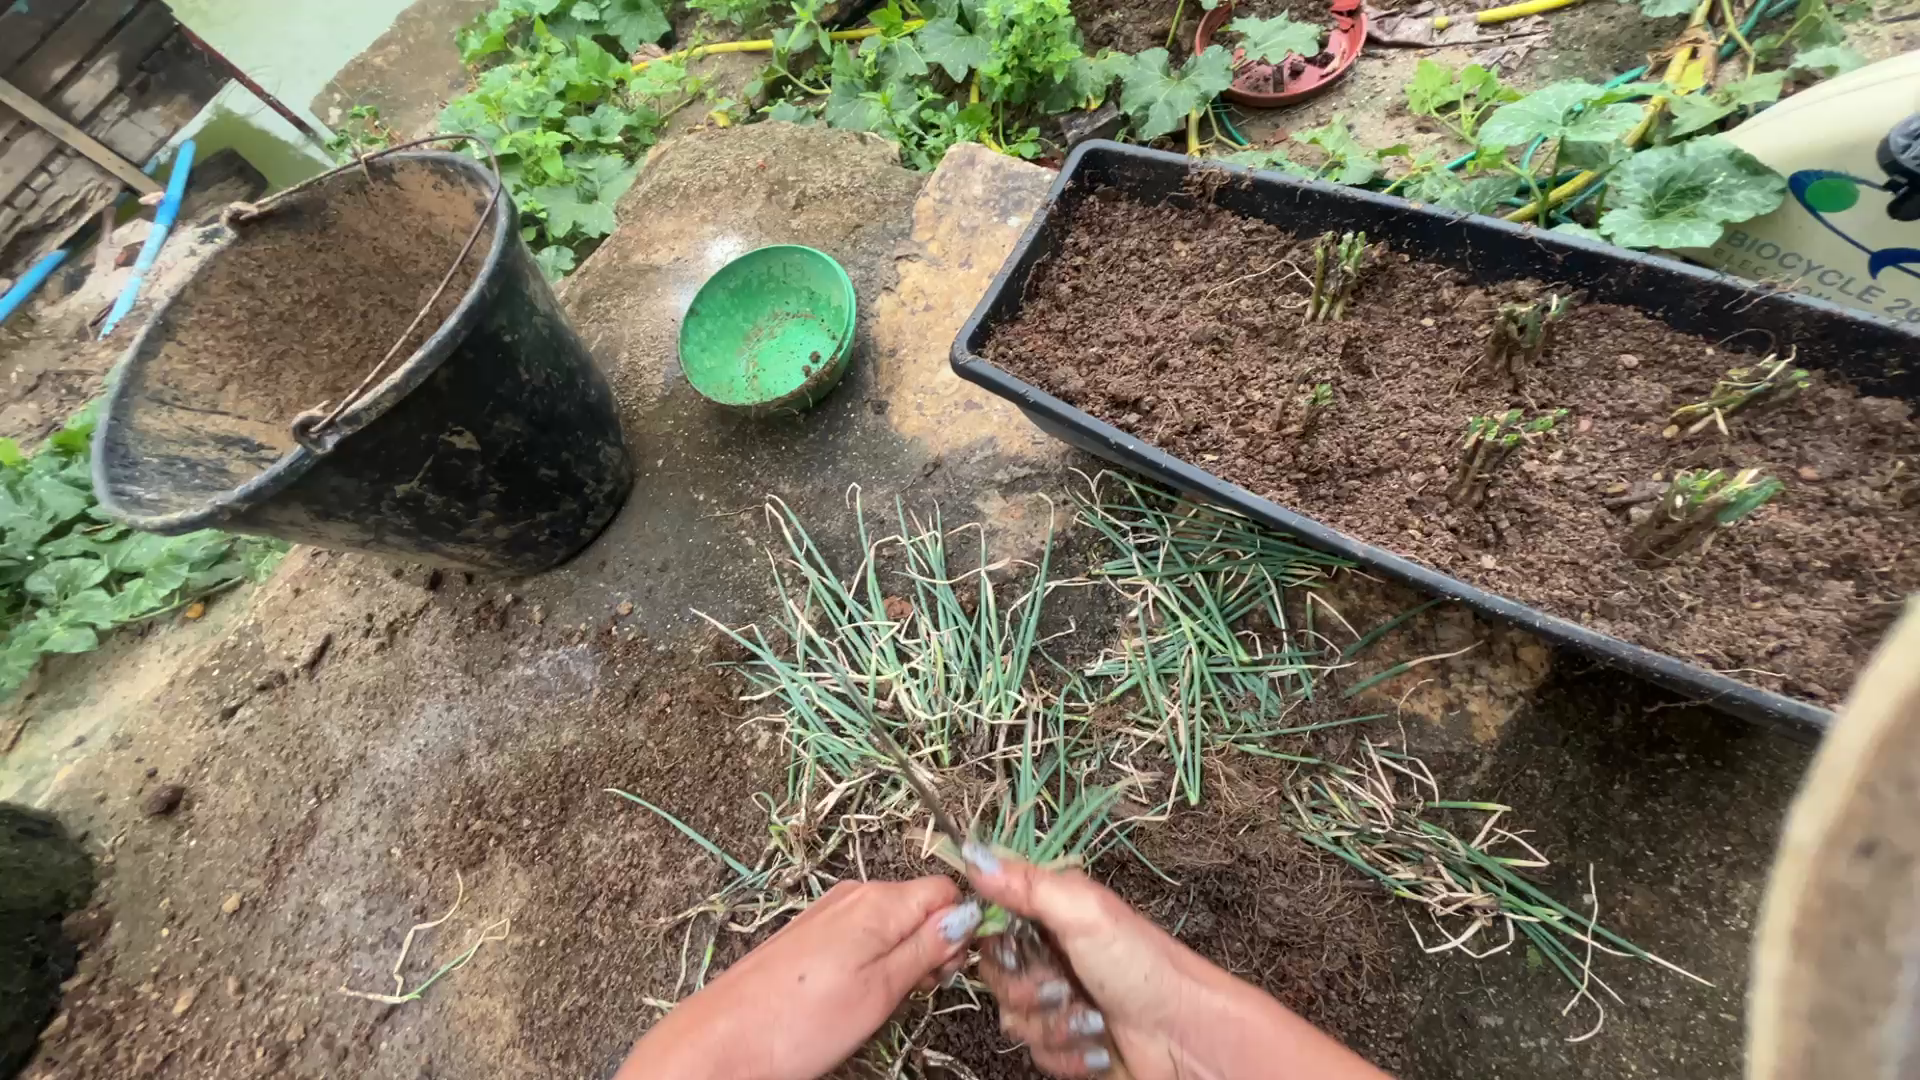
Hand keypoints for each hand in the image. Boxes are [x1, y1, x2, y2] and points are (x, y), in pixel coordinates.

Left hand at [617, 877, 982, 1079]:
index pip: (946, 890)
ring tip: (881, 997)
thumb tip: (967, 915)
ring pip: (894, 917)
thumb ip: (928, 948)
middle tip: (912, 990)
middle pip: (920, 903)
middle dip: (930, 943)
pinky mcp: (815, 926)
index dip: (956, 928)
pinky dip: (875, 953)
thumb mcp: (881, 991)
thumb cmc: (802, 1022)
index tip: (945, 969)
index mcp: (880, 900)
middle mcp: (857, 891)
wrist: (722, 1039)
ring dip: (903, 952)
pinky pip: (865, 927)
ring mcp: (833, 907)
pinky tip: (856, 989)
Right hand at [965, 844, 1391, 1079]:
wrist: (1185, 1038)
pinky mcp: (1067, 1043)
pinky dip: (1067, 1055)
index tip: (997, 942)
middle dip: (1025, 988)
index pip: (989, 916)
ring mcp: (1057, 998)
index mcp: (1048, 908)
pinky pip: (1037, 1055)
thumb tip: (970, 852)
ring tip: (1090, 1018)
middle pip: (995, 973)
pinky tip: (1097, 1045)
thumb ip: (1023, 882)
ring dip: (1052, 1025)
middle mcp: (1048, 950)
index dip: (985, 935)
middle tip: (1061, 985)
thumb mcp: (1080, 908)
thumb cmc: (1139, 962)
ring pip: (1014, 1018)